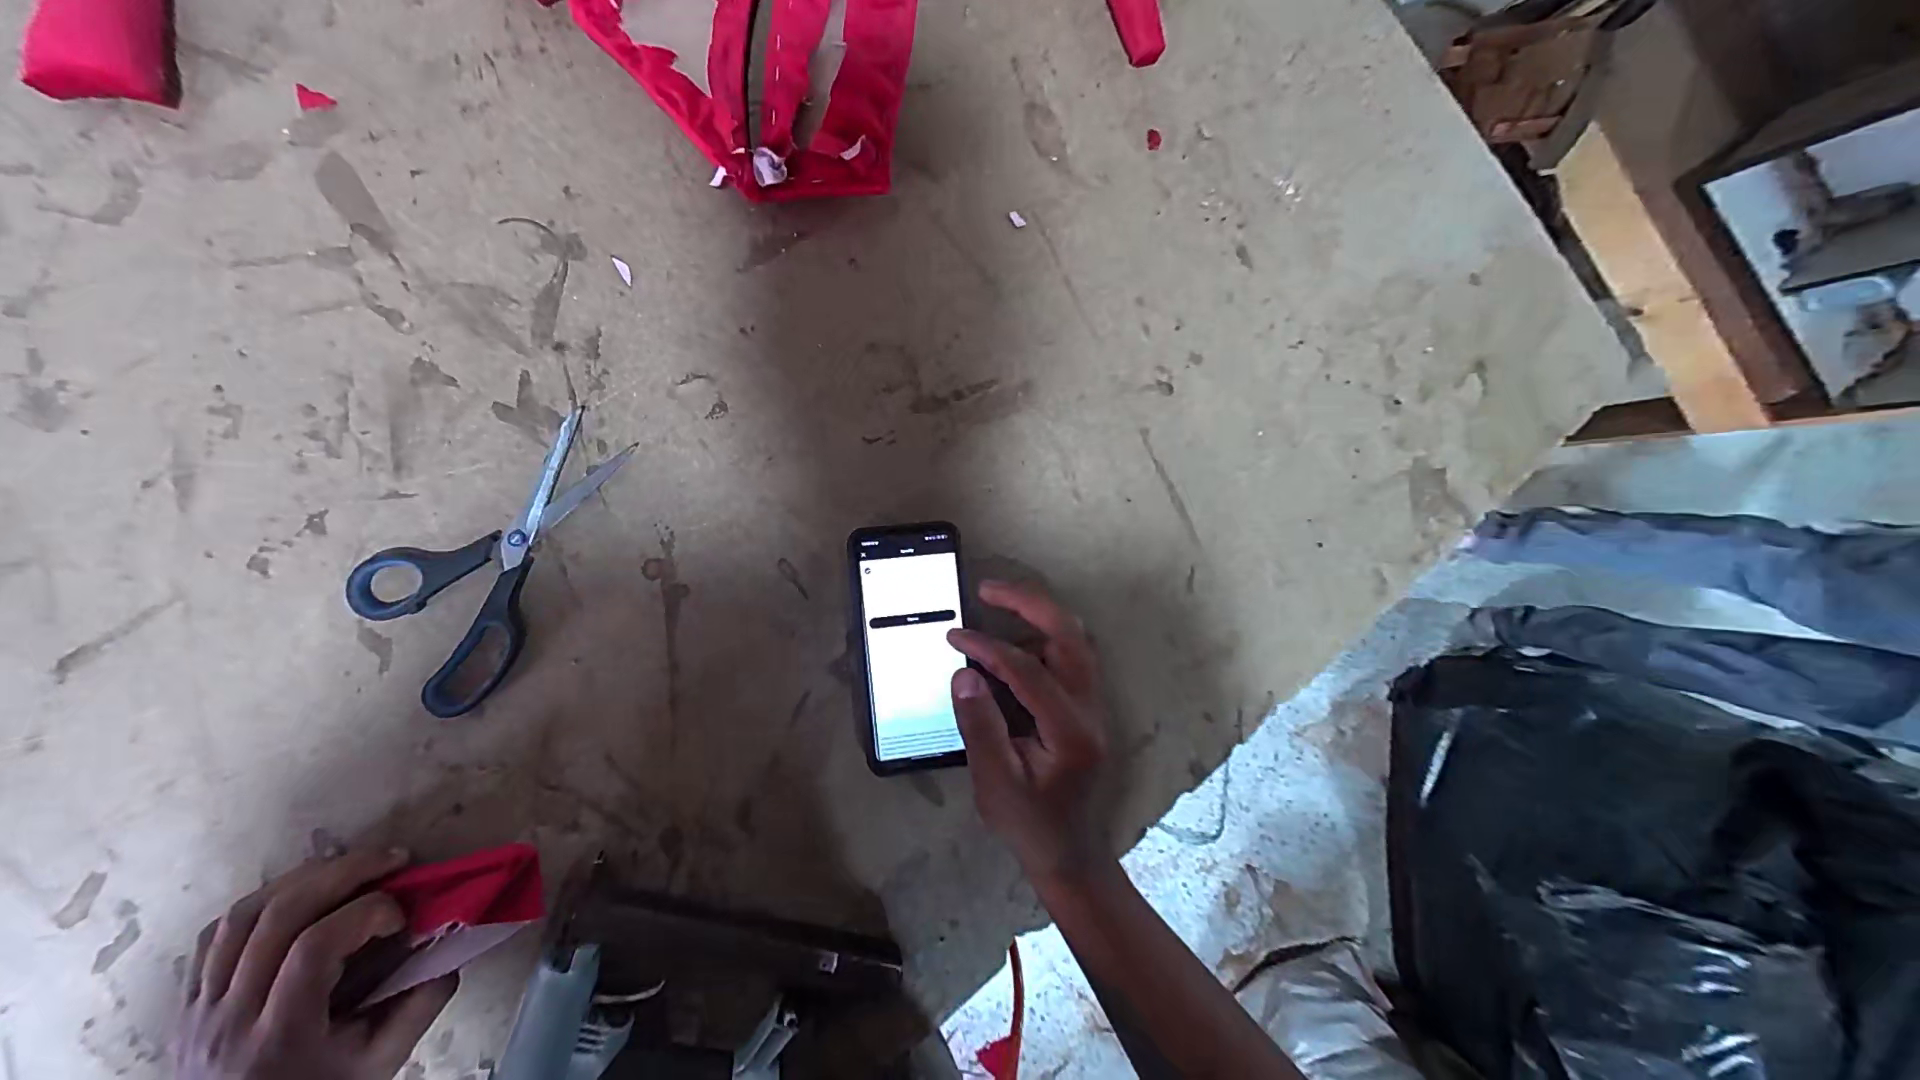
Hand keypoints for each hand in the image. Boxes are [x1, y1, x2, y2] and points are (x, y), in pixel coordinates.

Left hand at [176, 849, 456, 1079]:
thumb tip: (454, 945)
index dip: (368, 912)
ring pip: (241, 916)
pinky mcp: (188, 1003)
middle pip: (276, 916)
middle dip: (344, 871)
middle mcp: (228, 1017)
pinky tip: (304, 894)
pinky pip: (216, 935)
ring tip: (353, 865)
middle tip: (394, 859)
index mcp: (279, 1034)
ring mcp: (198, 1009)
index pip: (315, 946)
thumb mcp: (380, 1063)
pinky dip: (265, 901)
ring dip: (305, 877)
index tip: (404, 916)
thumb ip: (421, 1004)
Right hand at [948, 580, 1109, 882]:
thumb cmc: (1031, 824)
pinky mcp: (1084, 706)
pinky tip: (1010, 645)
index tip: (955, 637)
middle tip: (988, 589)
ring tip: (996, 609)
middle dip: (1030, 603)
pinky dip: (1041, 638)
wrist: (1070, 852)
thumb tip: (965, 674)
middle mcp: (1090, 709)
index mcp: (1070, 730)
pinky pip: (1068, 656)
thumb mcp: (995, 783)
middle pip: (1070, 635)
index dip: (988, 647)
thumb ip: (980, 727)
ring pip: (1074, 640)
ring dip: (1038, 617)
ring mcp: (1092, 705)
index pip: (1029, 670)